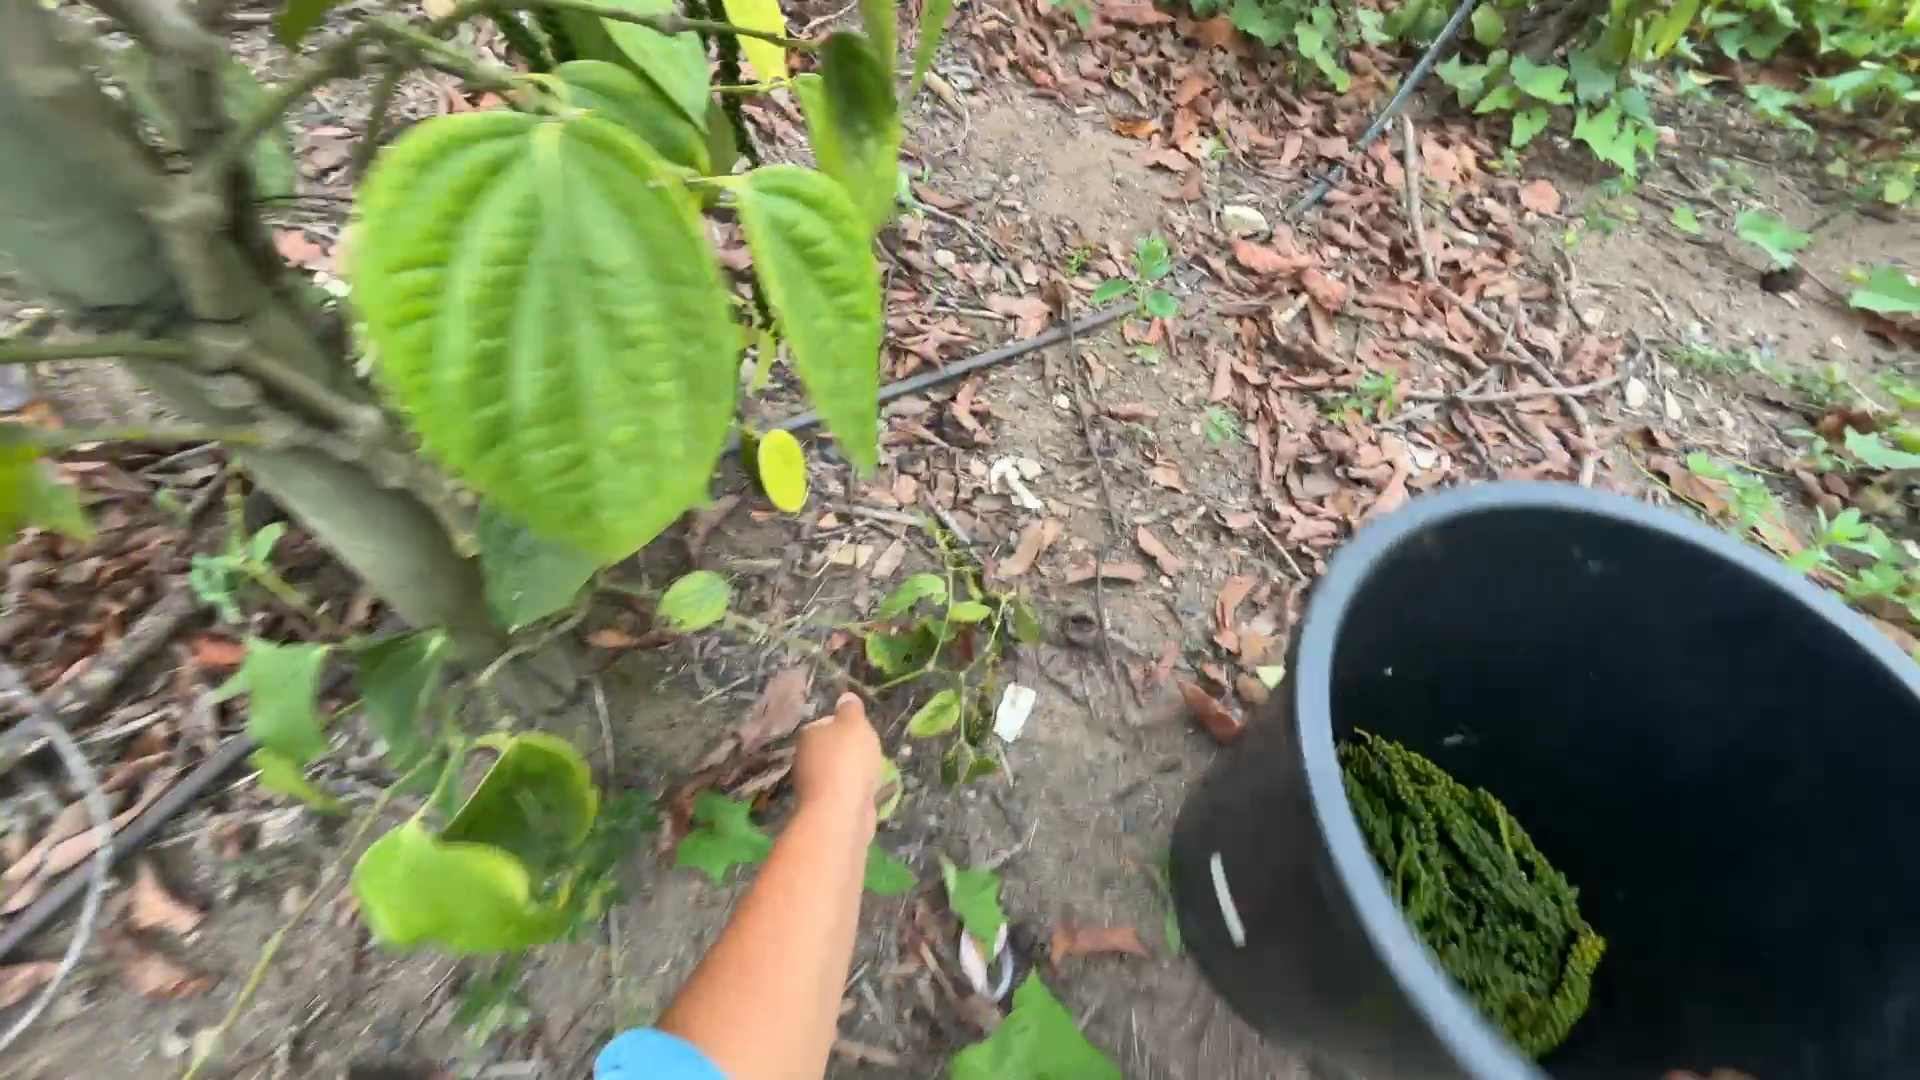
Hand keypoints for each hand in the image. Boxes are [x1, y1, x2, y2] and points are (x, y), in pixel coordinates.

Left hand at [794, 692, 882, 819]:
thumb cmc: (847, 760)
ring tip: (873, 773)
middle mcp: (805, 759)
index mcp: (808, 735)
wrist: (840, 812)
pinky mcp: (826, 807)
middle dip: (849, 751)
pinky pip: (844, 792)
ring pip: (837, 772)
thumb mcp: (854, 724)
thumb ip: (851, 709)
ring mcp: (814, 786)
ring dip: (853, 773)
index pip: (825, 724)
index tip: (861, 732)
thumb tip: (845, 697)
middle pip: (830, 749)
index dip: (844, 726)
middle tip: (870, 752)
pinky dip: (855, 791)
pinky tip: (869, 793)